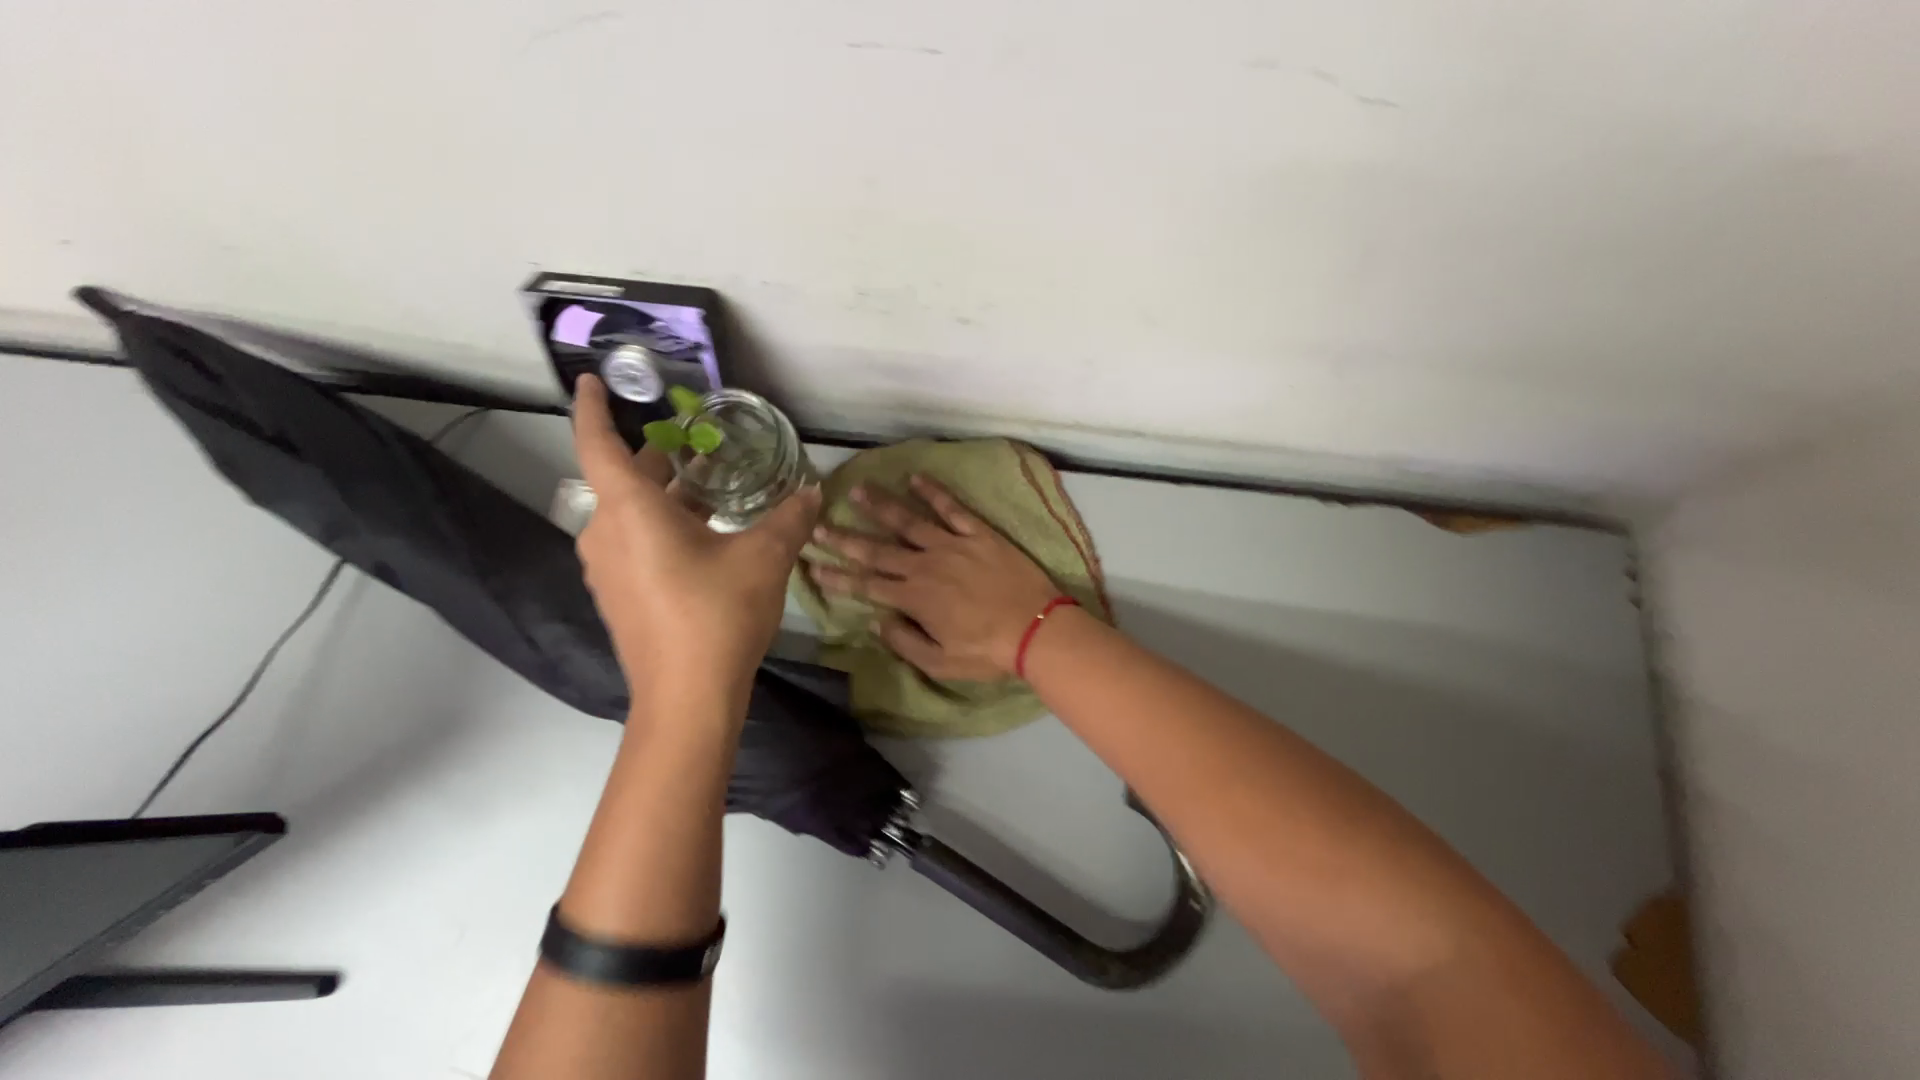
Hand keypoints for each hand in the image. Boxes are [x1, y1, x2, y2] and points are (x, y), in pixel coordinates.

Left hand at [572, 375, 820, 707]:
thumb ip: (788, 518)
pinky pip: (634, 544)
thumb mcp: (764, 559)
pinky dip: (663, 529)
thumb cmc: (717, 616)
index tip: (592, 381)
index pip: (598, 443)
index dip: (592, 408)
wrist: (687, 699)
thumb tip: (812, 492)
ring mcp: (607, 570)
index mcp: (630, 510)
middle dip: (661, 459)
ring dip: (667, 497)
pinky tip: (707, 540)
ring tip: (715, 492)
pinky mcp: (619, 597)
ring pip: (632, 514)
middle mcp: (606, 533)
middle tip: (702, 445)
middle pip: (624, 480)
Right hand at [808, 475, 1059, 679]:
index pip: (865, 584)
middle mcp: (926, 566)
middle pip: (877, 549)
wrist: (1036, 630)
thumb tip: (875, 621)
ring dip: (881, 505)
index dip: (836, 575)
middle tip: (817, 523)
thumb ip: (904, 641)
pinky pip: (952, 508)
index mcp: (914, 598)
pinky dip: (934, 492)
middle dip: (844, 537)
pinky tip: (915, 478)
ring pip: (908, 521)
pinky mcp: (979, 534)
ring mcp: (952, 545)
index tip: (811, 564)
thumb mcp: (940, 662)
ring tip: (857, 489)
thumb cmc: (987, 653)